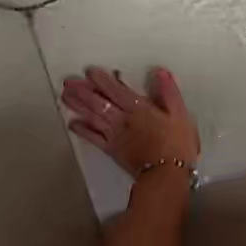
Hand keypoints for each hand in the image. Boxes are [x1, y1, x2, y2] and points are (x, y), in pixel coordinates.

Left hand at [60, 66, 199, 177]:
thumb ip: (169, 92)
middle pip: (99, 102)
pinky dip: (82, 130)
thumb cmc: (176, 144)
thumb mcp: (180, 114)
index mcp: (138, 108)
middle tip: (69, 83)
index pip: (116, 90)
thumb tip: (160, 72)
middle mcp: (122, 119)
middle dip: (83, 91)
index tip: (90, 72)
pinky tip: (72, 124)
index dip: (102, 80)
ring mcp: (115, 135)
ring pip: (93, 117)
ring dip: (78, 106)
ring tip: (65, 97)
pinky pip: (93, 138)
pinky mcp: (112, 150)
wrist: (167, 173)